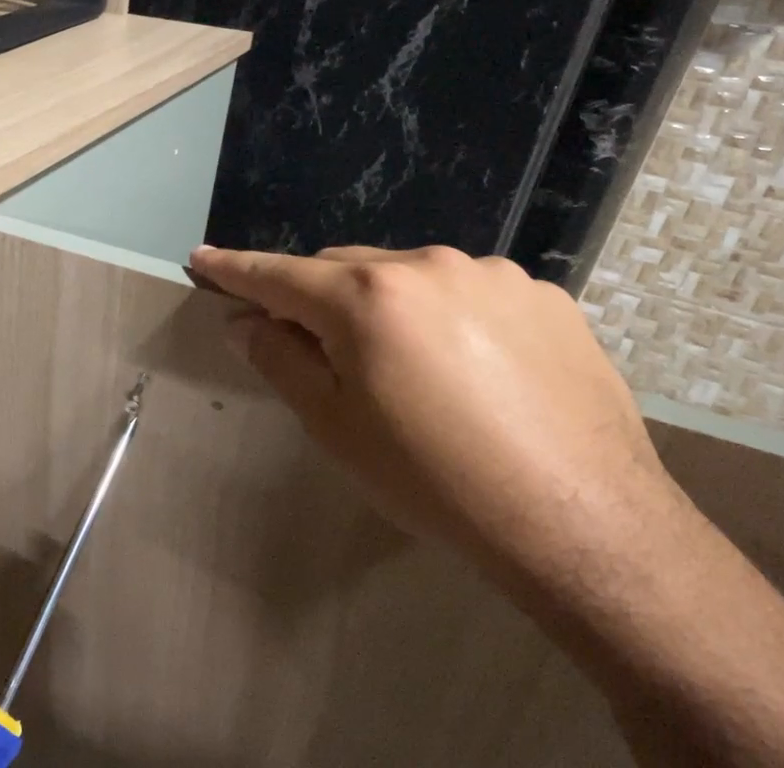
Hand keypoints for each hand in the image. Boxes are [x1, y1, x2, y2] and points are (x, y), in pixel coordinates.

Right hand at [188, 244, 686, 586]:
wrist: (582, 523)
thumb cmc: (433, 480)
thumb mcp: (334, 426)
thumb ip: (280, 360)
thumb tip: (245, 322)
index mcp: (368, 297)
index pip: (278, 274)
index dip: (234, 270)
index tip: (201, 259)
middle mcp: (429, 265)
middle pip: (343, 268)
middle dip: (314, 296)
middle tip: (307, 342)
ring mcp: (496, 276)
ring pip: (409, 276)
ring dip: (385, 305)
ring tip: (403, 369)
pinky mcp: (548, 298)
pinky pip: (469, 292)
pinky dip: (445, 316)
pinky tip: (470, 371)